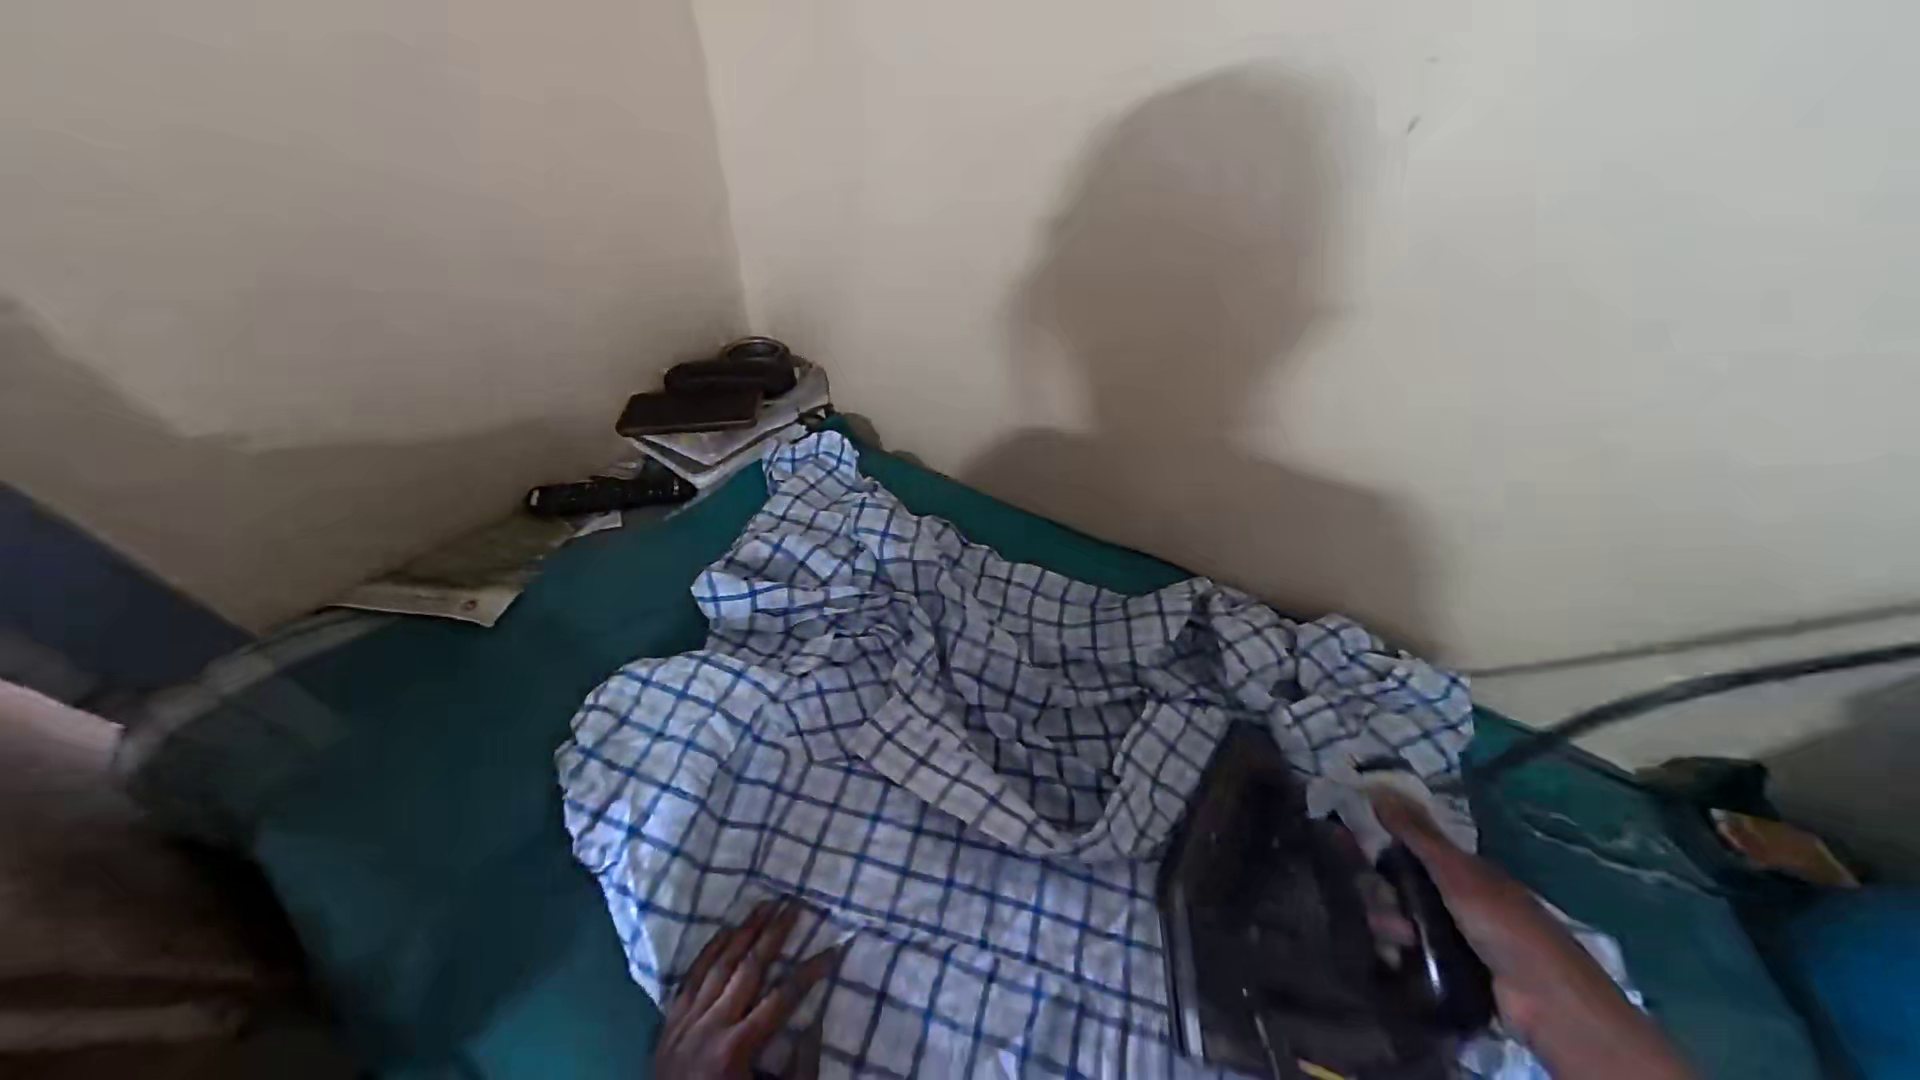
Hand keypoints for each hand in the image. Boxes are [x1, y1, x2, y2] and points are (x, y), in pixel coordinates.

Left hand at [655, 898, 841, 1079]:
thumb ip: (800, 1069)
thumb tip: (816, 1022)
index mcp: (738, 1049)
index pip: (784, 996)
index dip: (811, 970)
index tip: (834, 949)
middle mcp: (711, 1027)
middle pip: (749, 967)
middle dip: (776, 933)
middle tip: (795, 904)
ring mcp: (686, 1022)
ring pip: (719, 963)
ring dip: (745, 930)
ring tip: (766, 904)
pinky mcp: (669, 1023)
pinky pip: (691, 976)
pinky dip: (709, 950)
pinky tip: (725, 930)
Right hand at [1370, 791, 1696, 1079]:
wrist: (1547, 1002)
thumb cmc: (1503, 924)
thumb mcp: (1455, 871)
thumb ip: (1416, 833)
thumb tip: (1376, 787)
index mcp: (1469, 873)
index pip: (1416, 852)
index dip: (1386, 851)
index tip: (1357, 855)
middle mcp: (1464, 901)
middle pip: (1407, 888)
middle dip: (1385, 895)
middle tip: (1376, 906)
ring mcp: (1462, 939)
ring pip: (1408, 920)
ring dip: (1390, 924)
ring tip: (1389, 938)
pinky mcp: (1457, 971)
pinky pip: (1416, 952)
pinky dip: (1400, 952)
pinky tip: (1390, 956)